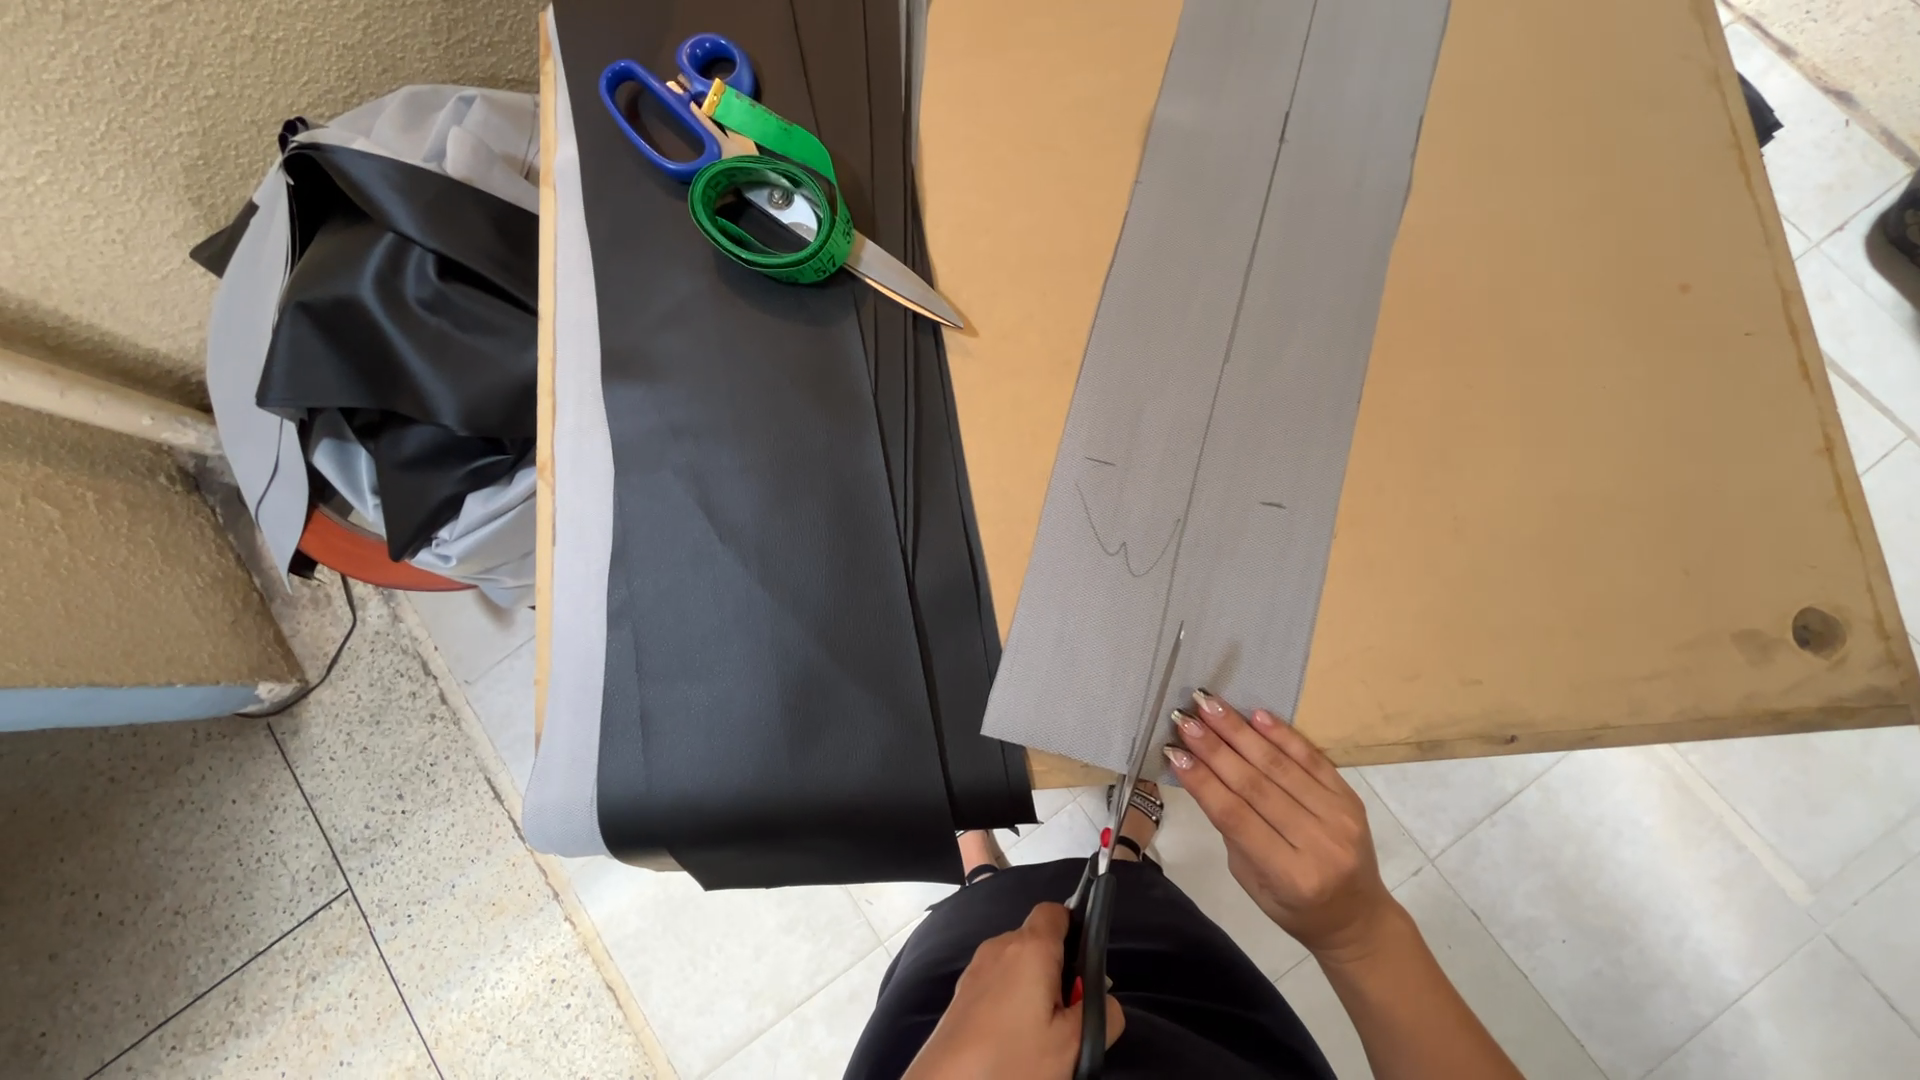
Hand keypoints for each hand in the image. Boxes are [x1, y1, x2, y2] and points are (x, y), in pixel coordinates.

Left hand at [904, 902, 1125, 1079]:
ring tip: (1041, 1034)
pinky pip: (998, 981)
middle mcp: (1001, 946)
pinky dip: (1012, 999)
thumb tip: (1106, 997)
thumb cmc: (1013, 1060)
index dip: (1076, 928)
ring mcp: (977, 967)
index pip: (1056, 911)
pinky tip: (1013, 1038)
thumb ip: (1103, 1014)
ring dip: (1035, 988)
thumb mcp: (1074, 1045)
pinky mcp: (962, 991)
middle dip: (1058, 969)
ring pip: (1018, 963)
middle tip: (1069, 1014)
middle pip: (1038, 940)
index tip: (1086, 966)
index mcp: (1030, 947)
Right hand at [1165, 692, 1401, 963]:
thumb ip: (1232, 830)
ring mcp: (1339, 818)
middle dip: (1214, 748)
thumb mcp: (1251, 880)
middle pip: (1256, 785)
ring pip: (1280, 766)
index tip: (1173, 751)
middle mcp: (1318, 843)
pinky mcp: (1351, 798)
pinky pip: (1313, 759)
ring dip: (1240, 731)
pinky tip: (1256, 715)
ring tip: (1210, 705)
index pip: (1235, 816)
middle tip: (1185, 718)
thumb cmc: (1294, 907)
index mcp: (1290, 875)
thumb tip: (1200, 774)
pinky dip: (1282, 735)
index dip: (1202, 781)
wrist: (1358, 917)